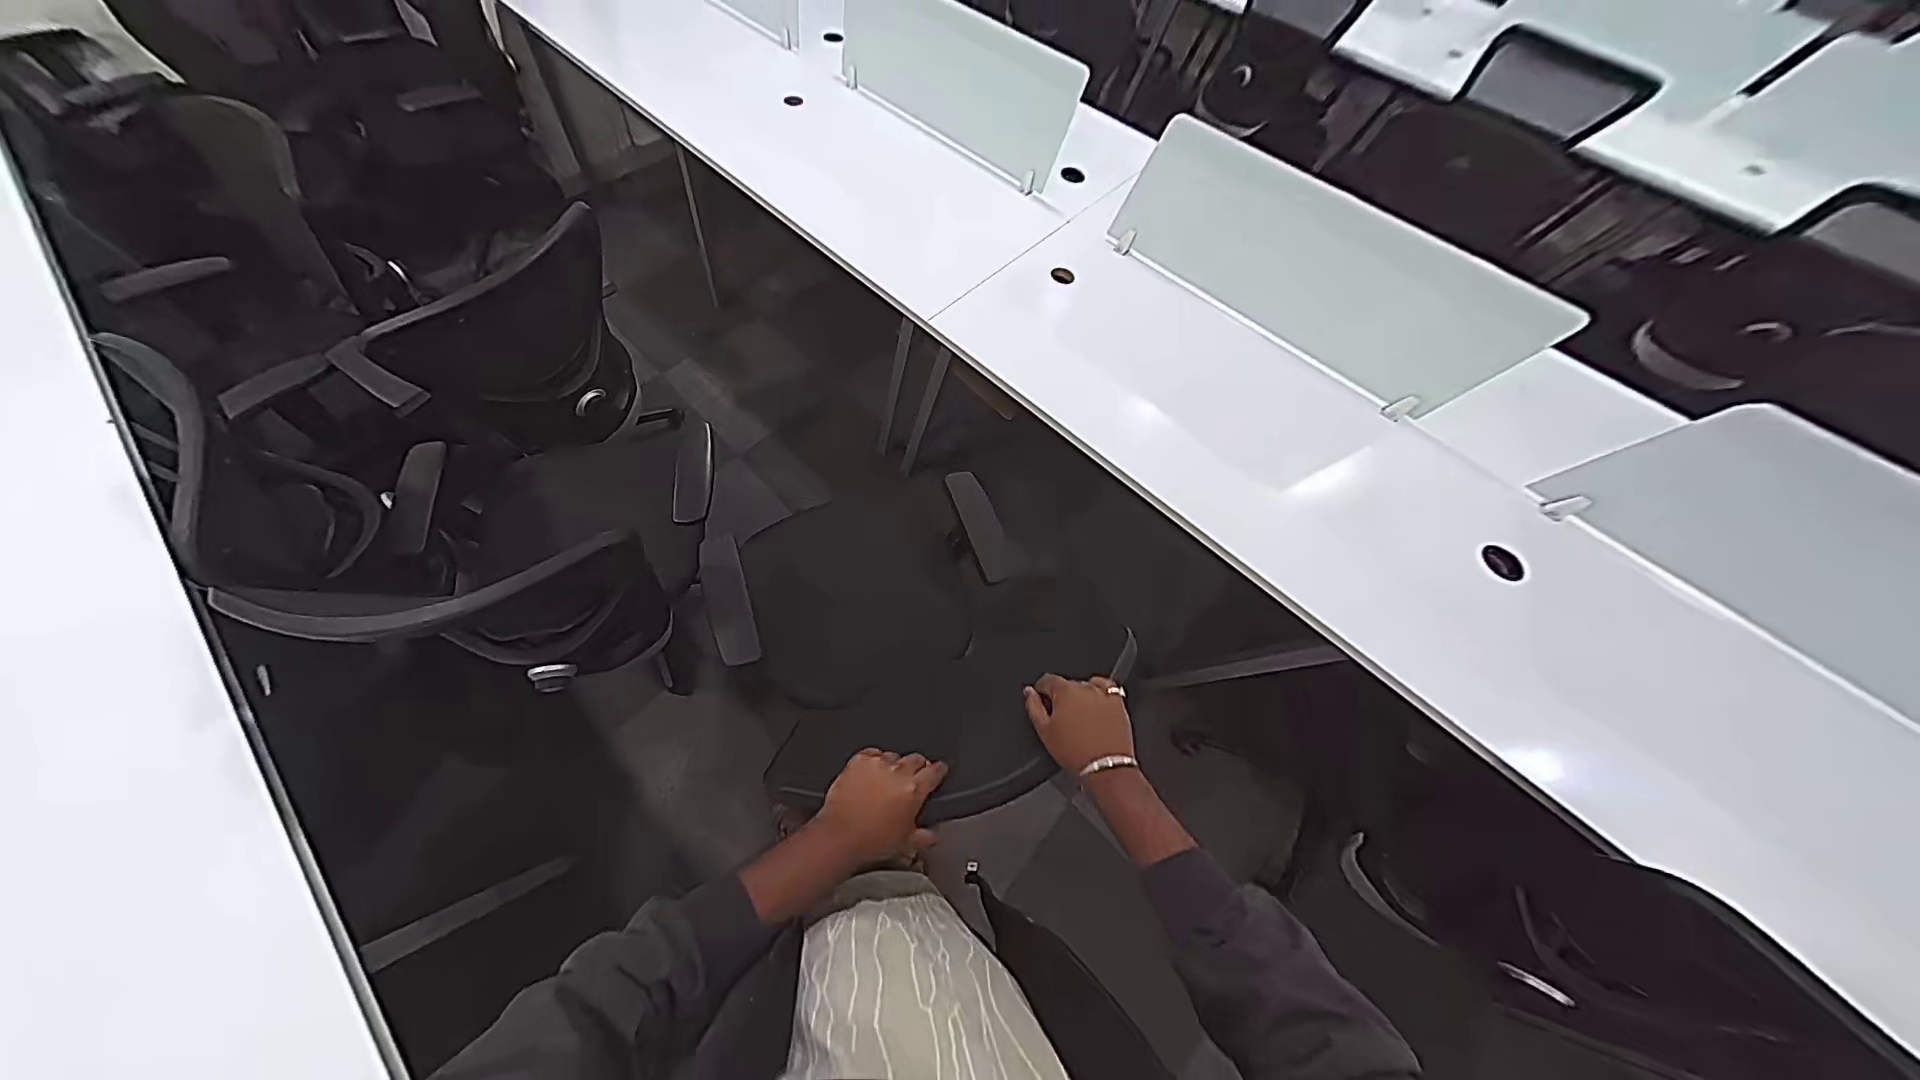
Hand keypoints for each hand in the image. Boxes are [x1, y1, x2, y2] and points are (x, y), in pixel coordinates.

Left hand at [812, 749, 948, 865]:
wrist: (839, 837)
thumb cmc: (870, 842)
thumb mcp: (906, 844)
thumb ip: (925, 836)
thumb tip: (931, 833)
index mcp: (914, 789)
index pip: (935, 770)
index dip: (939, 770)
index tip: (938, 771)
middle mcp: (898, 772)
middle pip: (916, 758)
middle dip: (917, 767)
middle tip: (911, 779)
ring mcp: (877, 764)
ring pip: (893, 756)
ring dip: (893, 765)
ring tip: (886, 780)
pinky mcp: (858, 762)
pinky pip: (872, 754)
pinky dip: (873, 761)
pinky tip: (870, 774)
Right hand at [1024, 673, 1133, 775]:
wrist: (1104, 766)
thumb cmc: (1075, 752)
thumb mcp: (1044, 731)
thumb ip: (1033, 707)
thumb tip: (1029, 692)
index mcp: (1065, 691)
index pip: (1048, 680)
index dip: (1041, 689)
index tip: (1041, 698)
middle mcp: (1085, 688)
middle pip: (1067, 684)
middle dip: (1061, 696)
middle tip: (1060, 716)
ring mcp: (1103, 694)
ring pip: (1086, 686)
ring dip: (1080, 695)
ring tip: (1079, 716)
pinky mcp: (1118, 703)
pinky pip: (1108, 688)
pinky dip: (1101, 692)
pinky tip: (1096, 703)